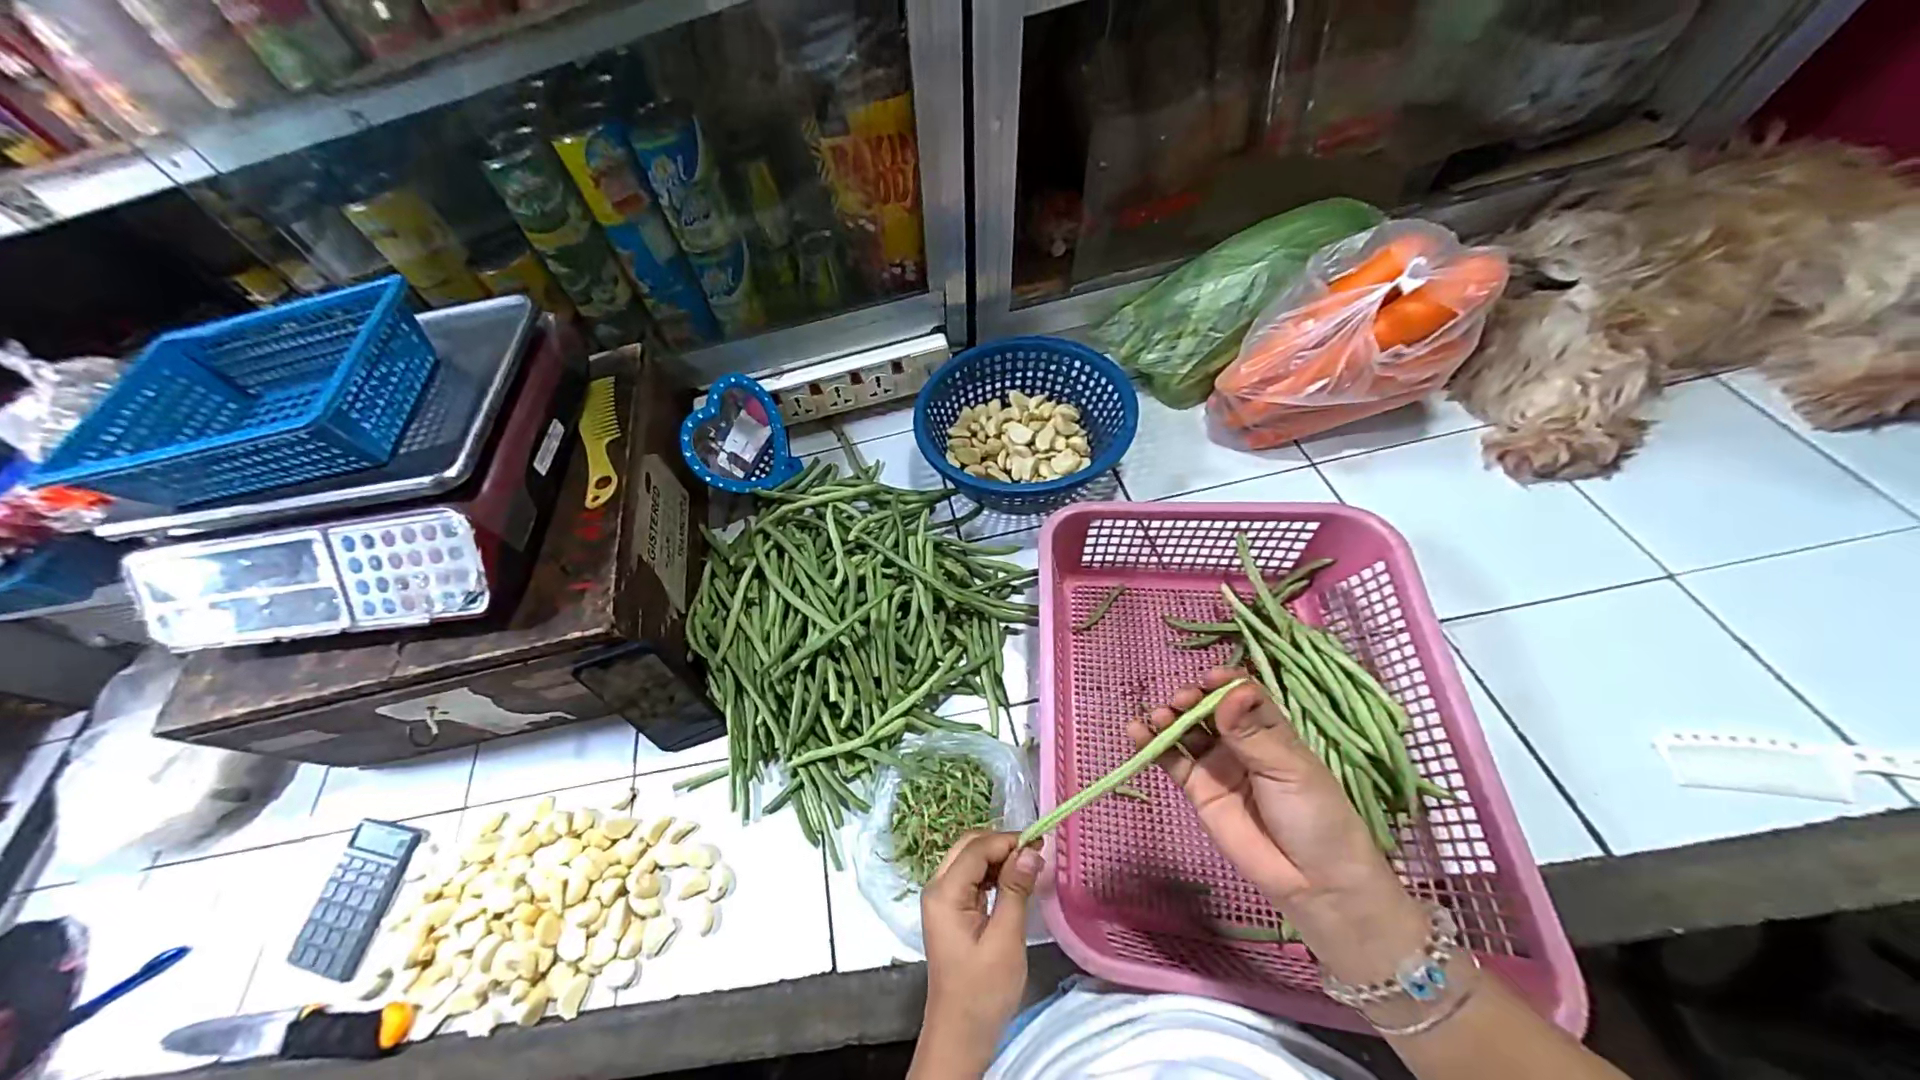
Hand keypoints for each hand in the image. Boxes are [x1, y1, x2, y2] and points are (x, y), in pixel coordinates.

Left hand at [911, 832, 1042, 1078]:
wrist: (961, 1033)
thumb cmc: (983, 991)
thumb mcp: (1005, 939)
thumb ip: (1015, 890)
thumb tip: (1029, 850)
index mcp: (944, 892)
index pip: (976, 848)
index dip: (1008, 841)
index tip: (1040, 844)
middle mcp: (937, 888)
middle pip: (969, 847)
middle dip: (1002, 844)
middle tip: (1035, 853)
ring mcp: (942, 899)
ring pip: (970, 859)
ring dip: (998, 857)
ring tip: (1030, 866)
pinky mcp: (951, 910)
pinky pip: (971, 877)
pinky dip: (993, 873)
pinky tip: (1014, 882)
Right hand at [1129, 667, 1428, 984]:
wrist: (1314, 882)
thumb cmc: (1315, 816)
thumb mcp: (1289, 769)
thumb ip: (1252, 732)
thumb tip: (1229, 691)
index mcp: (1270, 729)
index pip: (1242, 695)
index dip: (1225, 684)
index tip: (1210, 679)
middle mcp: (1240, 741)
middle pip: (1208, 709)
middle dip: (1192, 699)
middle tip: (1182, 701)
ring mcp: (1216, 764)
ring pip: (1186, 731)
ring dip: (1169, 717)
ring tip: (1159, 717)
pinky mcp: (1197, 789)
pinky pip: (1171, 760)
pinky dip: (1152, 744)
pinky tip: (1137, 731)